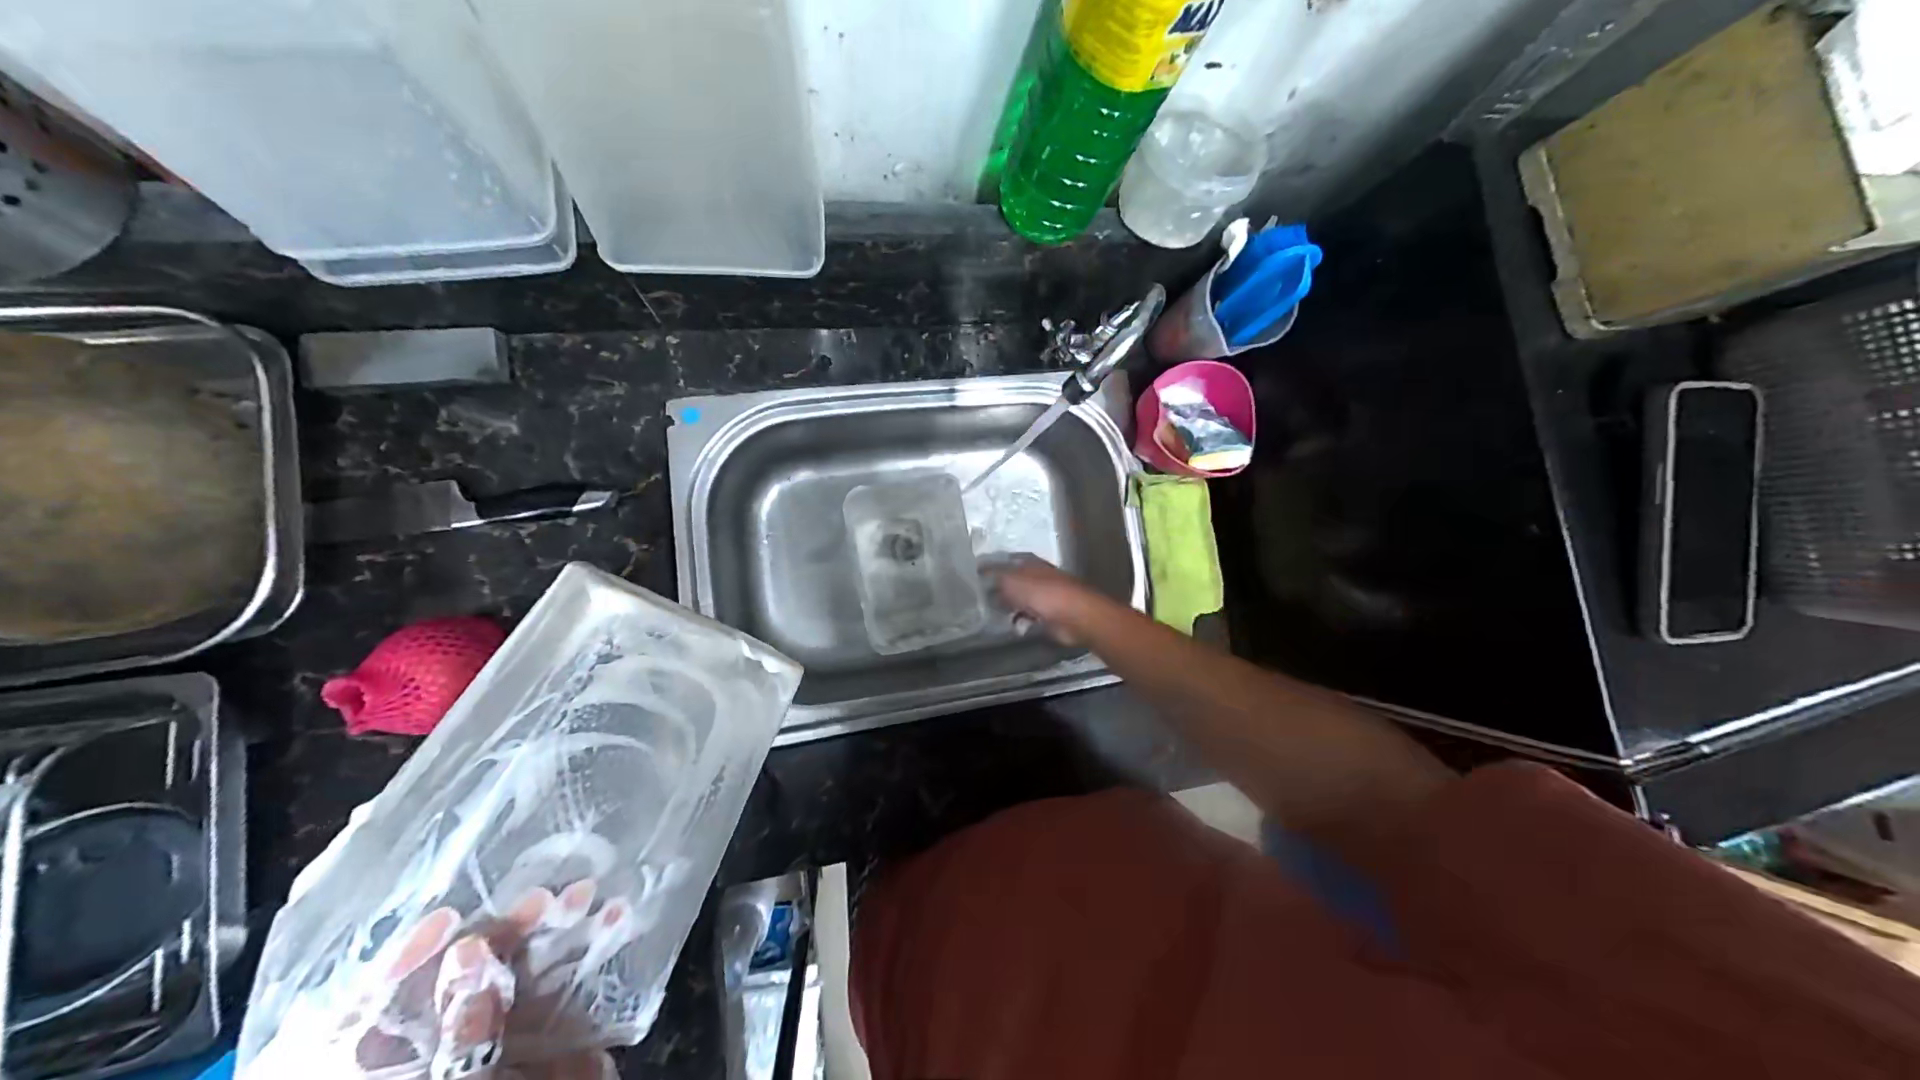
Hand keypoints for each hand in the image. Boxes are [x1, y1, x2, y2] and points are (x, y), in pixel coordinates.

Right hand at [983, 555, 1103, 645]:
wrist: (1075, 616)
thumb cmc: (1042, 594)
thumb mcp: (1010, 581)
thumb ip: (994, 577)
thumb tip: (980, 576)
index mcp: (1028, 562)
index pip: (1003, 561)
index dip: (988, 569)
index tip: (971, 578)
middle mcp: (1036, 576)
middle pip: (1010, 582)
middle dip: (996, 590)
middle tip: (976, 600)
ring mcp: (1044, 596)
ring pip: (1018, 600)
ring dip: (1007, 607)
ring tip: (989, 615)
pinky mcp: (1049, 615)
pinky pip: (1027, 617)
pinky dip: (1019, 621)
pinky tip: (1011, 625)